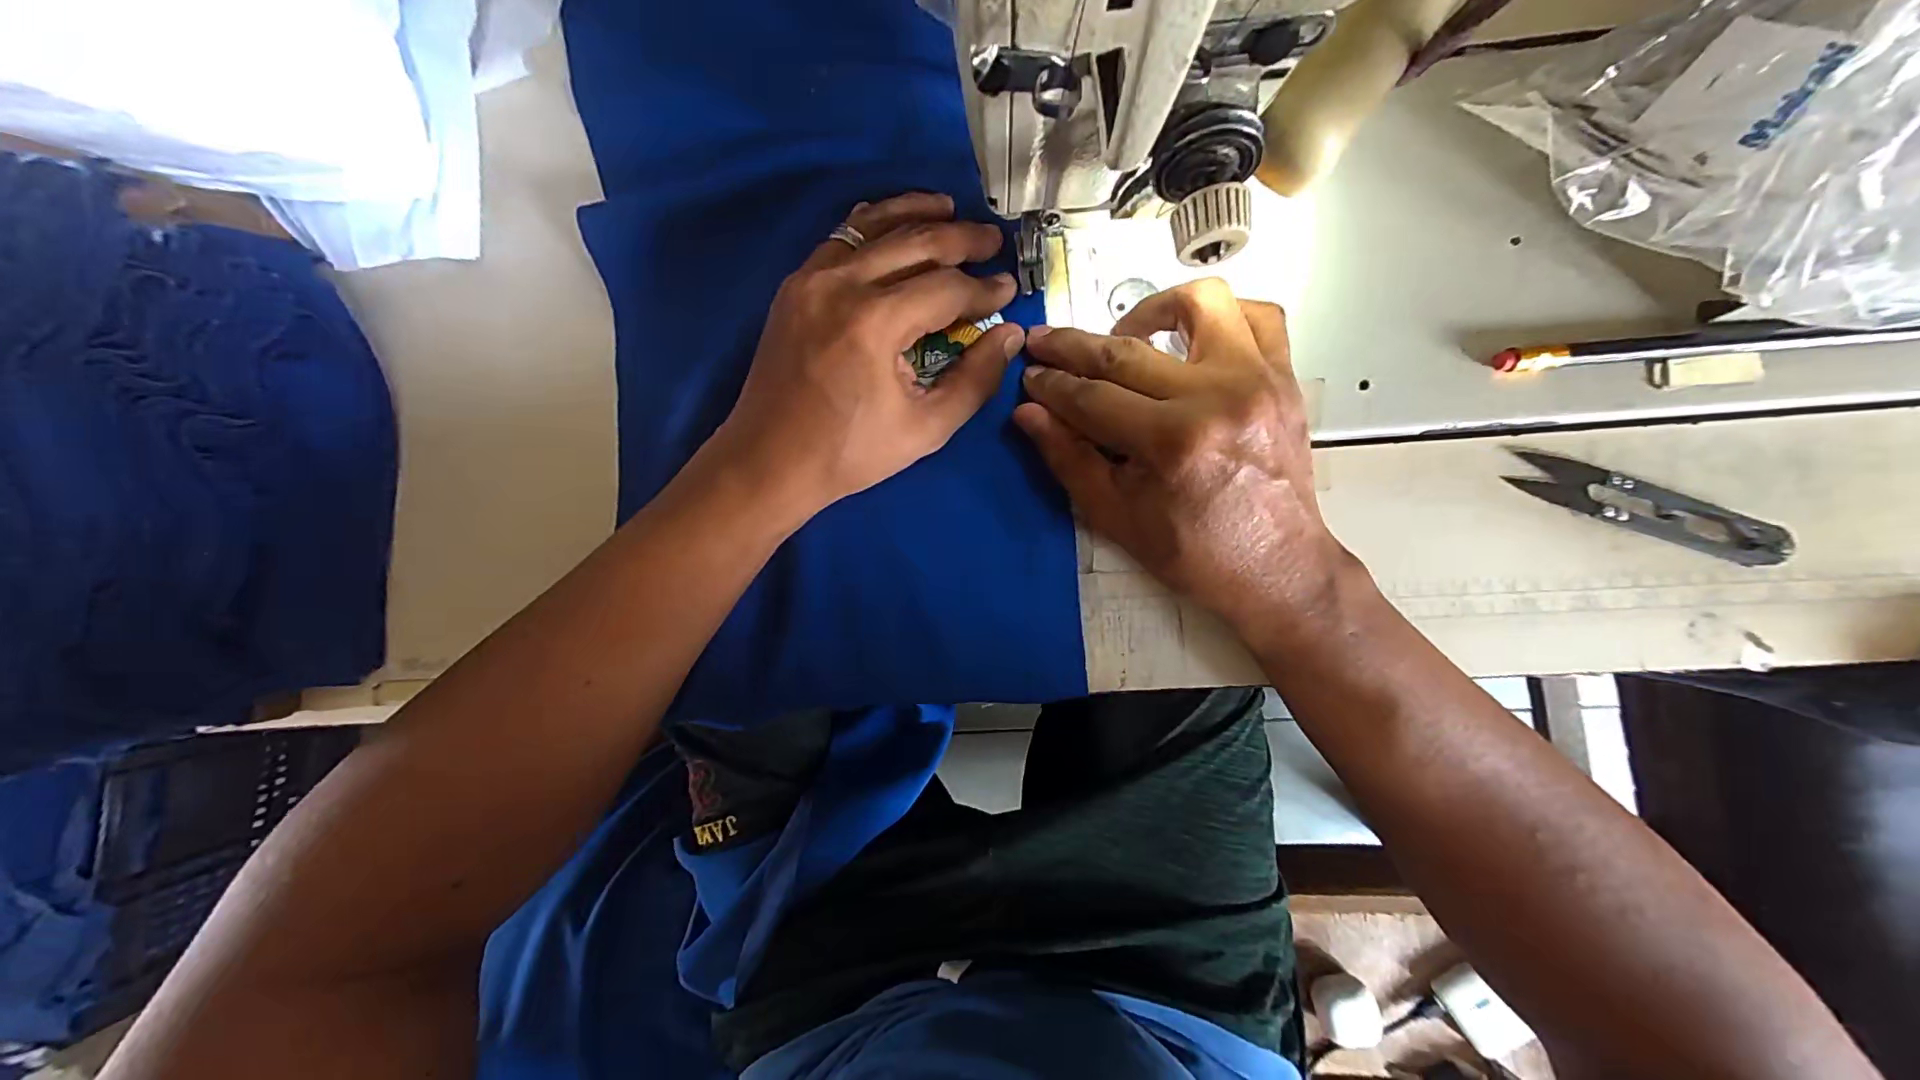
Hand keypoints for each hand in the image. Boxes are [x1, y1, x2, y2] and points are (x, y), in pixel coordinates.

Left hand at [708, 192, 1026, 519]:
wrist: (769, 460)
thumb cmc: (850, 453)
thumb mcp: (926, 429)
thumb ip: (975, 379)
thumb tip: (1010, 334)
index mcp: (875, 323)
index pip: (945, 288)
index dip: (983, 289)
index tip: (1009, 289)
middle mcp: (841, 285)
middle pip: (914, 242)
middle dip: (961, 238)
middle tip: (993, 241)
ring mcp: (811, 278)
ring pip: (873, 227)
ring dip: (916, 214)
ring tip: (951, 210)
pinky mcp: (794, 286)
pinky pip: (840, 238)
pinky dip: (872, 225)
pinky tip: (893, 222)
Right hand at [1013, 279, 1361, 642]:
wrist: (1276, 567)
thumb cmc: (1194, 553)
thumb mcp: (1115, 516)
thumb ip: (1068, 458)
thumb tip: (1028, 412)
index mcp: (1171, 442)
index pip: (1091, 397)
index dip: (1050, 386)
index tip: (1028, 377)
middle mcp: (1216, 397)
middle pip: (1126, 352)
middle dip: (1073, 346)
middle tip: (1044, 344)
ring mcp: (1257, 380)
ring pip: (1200, 303)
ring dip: (1151, 309)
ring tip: (1124, 334)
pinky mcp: (1283, 379)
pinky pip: (1258, 316)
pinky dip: (1220, 315)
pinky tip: (1189, 338)